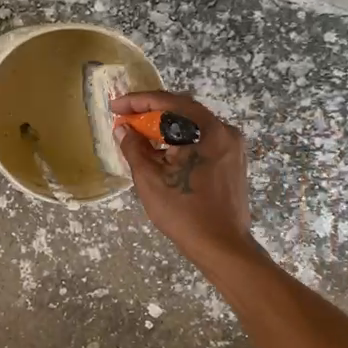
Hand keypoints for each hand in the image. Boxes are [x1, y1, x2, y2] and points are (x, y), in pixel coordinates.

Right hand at [113, 91, 258, 263]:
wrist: (223, 246)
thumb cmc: (184, 212)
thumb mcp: (149, 178)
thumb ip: (134, 148)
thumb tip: (123, 129)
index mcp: (207, 131)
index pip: (168, 102)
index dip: (137, 101)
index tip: (115, 106)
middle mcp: (224, 131)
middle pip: (182, 110)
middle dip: (150, 112)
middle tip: (124, 118)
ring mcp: (232, 146)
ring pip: (192, 126)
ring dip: (164, 127)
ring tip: (139, 136)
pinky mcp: (233, 161)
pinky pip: (202, 140)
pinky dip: (180, 140)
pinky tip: (162, 152)